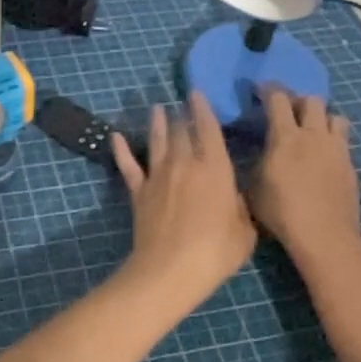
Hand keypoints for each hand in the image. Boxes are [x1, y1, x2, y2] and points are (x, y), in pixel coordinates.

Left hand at [110, 92, 256, 295]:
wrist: (170, 268)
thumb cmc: (216, 251)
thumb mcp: (245, 231)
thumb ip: (240, 207)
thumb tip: (232, 195)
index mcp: (216, 168)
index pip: (209, 129)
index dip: (203, 109)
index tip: (197, 93)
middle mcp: (185, 164)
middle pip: (181, 131)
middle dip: (181, 115)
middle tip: (180, 102)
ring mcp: (158, 176)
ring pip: (157, 141)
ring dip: (156, 123)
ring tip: (156, 108)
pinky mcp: (138, 192)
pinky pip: (129, 166)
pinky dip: (121, 150)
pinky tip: (115, 137)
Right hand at [249, 89, 360, 269]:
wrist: (324, 234)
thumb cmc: (281, 211)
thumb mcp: (253, 186)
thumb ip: (255, 162)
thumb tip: (254, 152)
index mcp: (285, 136)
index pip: (277, 99)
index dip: (267, 89)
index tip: (259, 90)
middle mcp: (313, 134)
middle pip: (312, 100)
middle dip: (298, 100)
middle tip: (288, 111)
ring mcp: (336, 148)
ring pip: (334, 116)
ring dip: (322, 118)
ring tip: (312, 130)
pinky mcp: (351, 164)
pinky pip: (343, 141)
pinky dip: (332, 140)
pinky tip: (323, 155)